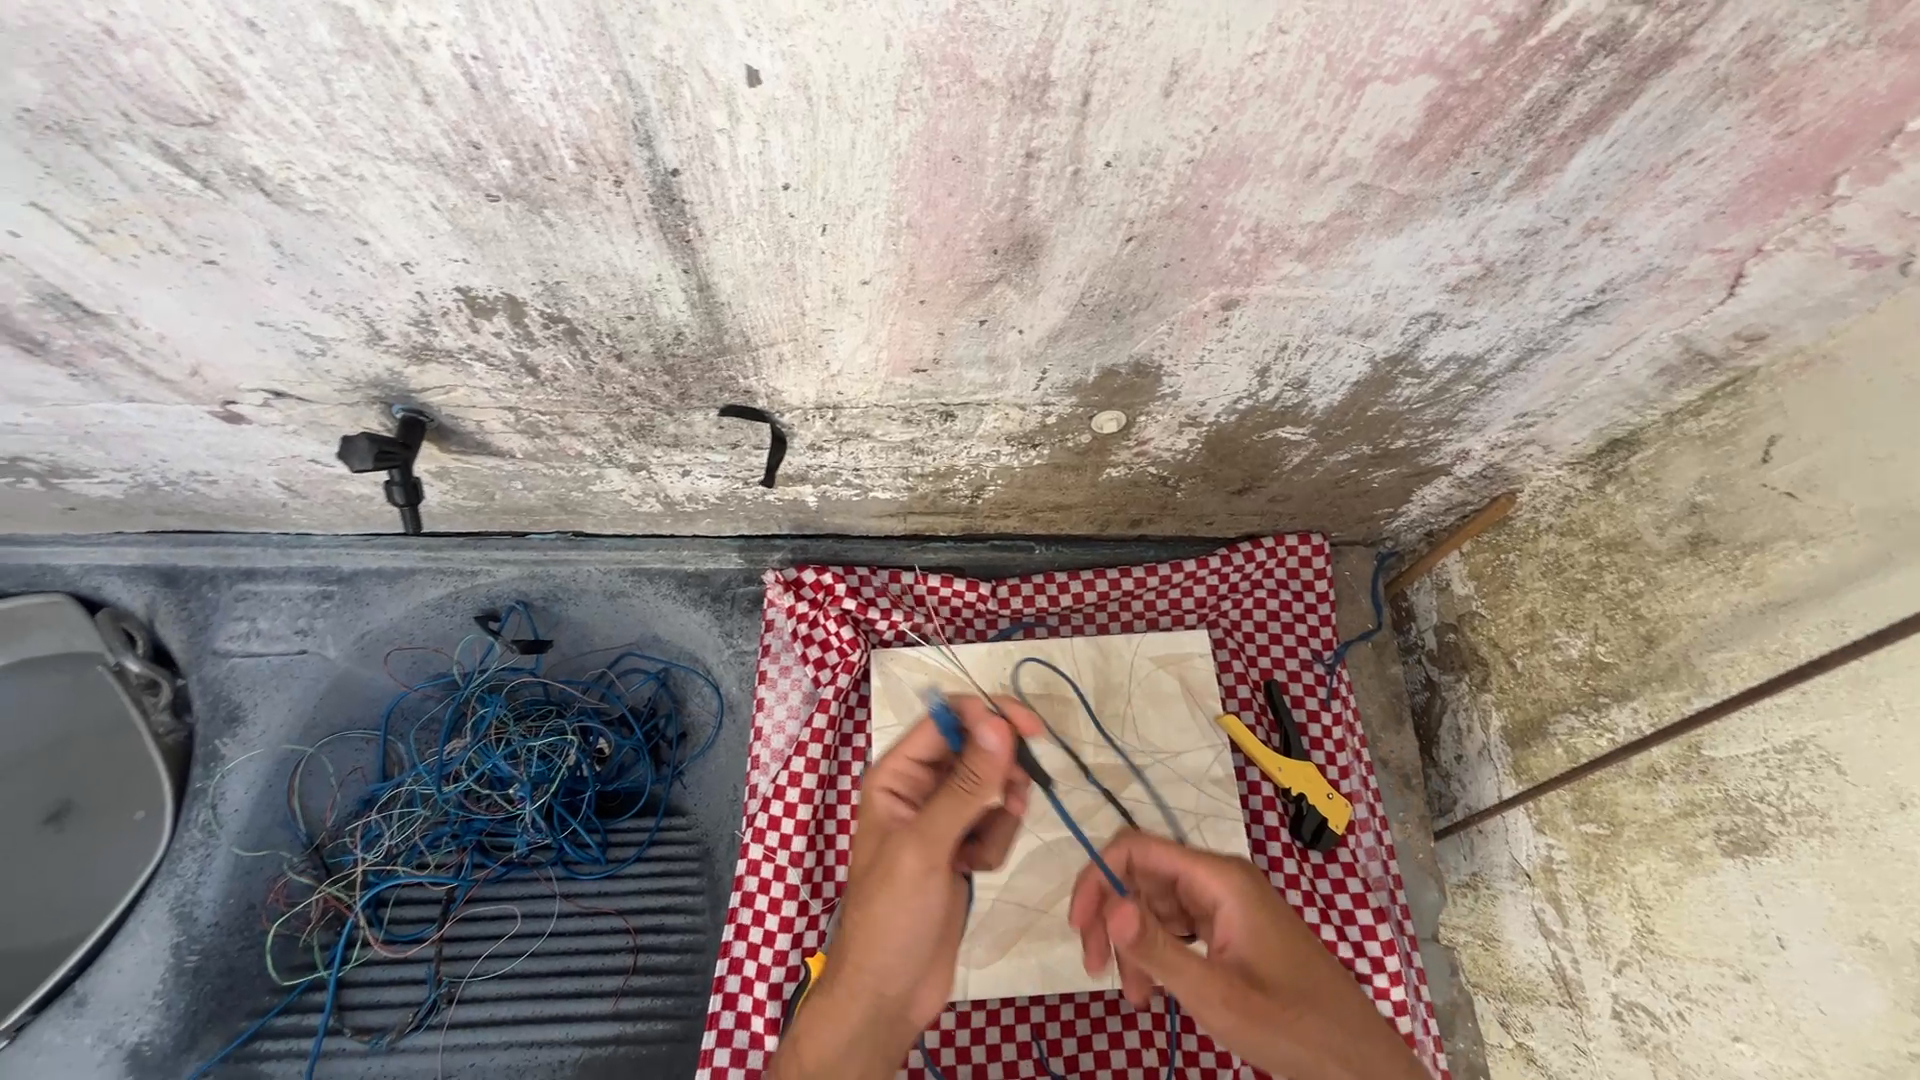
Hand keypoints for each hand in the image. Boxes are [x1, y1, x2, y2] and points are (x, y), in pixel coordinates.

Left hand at [769, 695, 1042, 1079]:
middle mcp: (920, 787)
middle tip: (1012, 800)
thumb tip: (999, 723)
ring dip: (999, 815)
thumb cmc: (892, 914)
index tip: (1032, 731)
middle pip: (977, 749)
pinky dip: (996, 841)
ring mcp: (943, 818)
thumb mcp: (926, 845)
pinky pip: (996, 821)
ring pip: (993, 786)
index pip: (948, 720)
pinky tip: (976, 870)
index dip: (990, 716)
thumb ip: (966, 785)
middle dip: (1000, 773)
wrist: (889, 992)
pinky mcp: (962, 846)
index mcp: (896, 774)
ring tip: (980, 852)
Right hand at [1068, 830, 1429, 1079]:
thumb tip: (1108, 905)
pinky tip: (1156, 990)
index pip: (1137, 850)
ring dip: (1135, 944)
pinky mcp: (1232, 931)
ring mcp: (1227, 905)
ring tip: (1138, 997)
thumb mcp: (1216, 993)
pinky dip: (1159, 954)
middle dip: (1114, 918)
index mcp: (1218, 878)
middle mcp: (1219, 880)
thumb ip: (1158, 948)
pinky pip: (1179, 928)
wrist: (1358, 1064)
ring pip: (1157, 906)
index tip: (1079, 927)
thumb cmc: (1291, 1026)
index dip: (1099, 877)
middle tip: (1097, 969)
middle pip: (1143, 878)